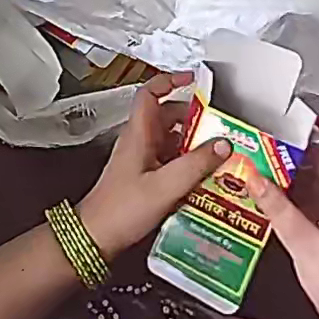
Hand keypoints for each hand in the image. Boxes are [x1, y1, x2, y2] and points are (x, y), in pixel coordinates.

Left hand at [76, 72, 230, 253]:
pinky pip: (170, 161)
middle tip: (218, 127)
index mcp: (139, 135)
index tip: (193, 80)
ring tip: (217, 153)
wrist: (95, 238)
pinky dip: (187, 164)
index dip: (170, 81)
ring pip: (171, 140)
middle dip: (194, 119)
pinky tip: (203, 177)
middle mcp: (139, 143)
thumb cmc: (120, 210)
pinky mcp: (144, 178)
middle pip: (168, 117)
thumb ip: (196, 164)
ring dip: (193, 143)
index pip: (150, 94)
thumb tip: (223, 144)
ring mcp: (141, 160)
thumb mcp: (165, 186)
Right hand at [245, 117, 318, 318]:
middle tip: (271, 143)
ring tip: (264, 162)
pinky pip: (313, 196)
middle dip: (305, 149)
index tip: (312, 118)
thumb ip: (278, 209)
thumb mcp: (304, 245)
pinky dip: (294, 189)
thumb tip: (251, 175)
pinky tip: (270, 188)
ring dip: (296, 170)